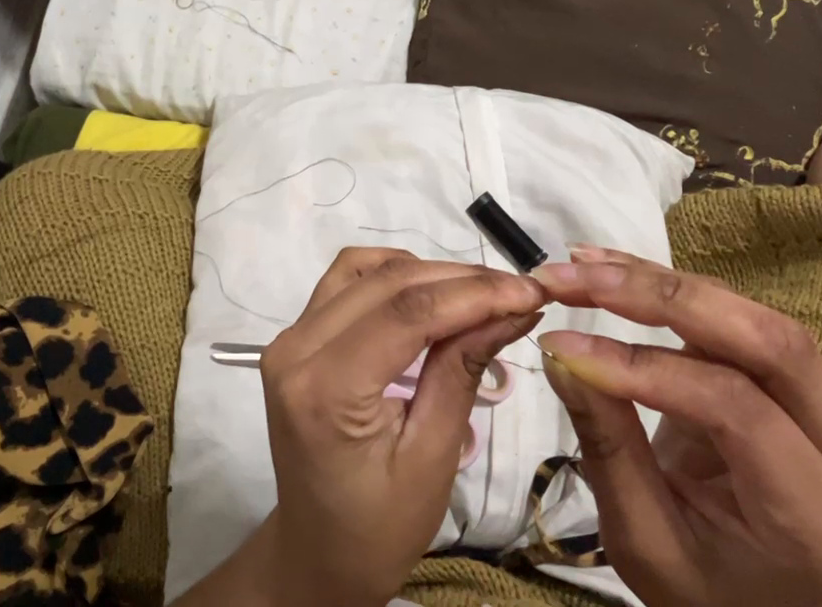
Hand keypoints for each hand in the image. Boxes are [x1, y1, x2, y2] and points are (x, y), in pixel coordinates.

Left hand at [177, 248, 545, 606]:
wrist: (317, 552)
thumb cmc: (380, 525)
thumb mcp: (433, 457)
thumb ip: (463, 371)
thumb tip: (513, 307)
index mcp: (326, 390)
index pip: (407, 312)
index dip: (474, 293)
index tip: (532, 292)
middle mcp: (295, 349)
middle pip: (386, 282)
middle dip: (459, 279)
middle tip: (520, 292)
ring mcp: (288, 339)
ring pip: (363, 270)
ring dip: (426, 271)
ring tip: (482, 294)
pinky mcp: (294, 337)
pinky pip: (343, 282)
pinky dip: (389, 275)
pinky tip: (430, 293)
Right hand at [533, 247, 821, 606]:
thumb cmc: (697, 592)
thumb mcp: (640, 539)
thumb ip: (608, 446)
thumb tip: (561, 355)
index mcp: (819, 519)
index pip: (738, 410)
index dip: (646, 368)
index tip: (562, 348)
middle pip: (771, 342)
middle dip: (664, 297)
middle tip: (579, 276)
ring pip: (756, 318)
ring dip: (663, 284)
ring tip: (583, 264)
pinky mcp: (795, 389)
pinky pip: (736, 323)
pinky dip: (670, 293)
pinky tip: (613, 274)